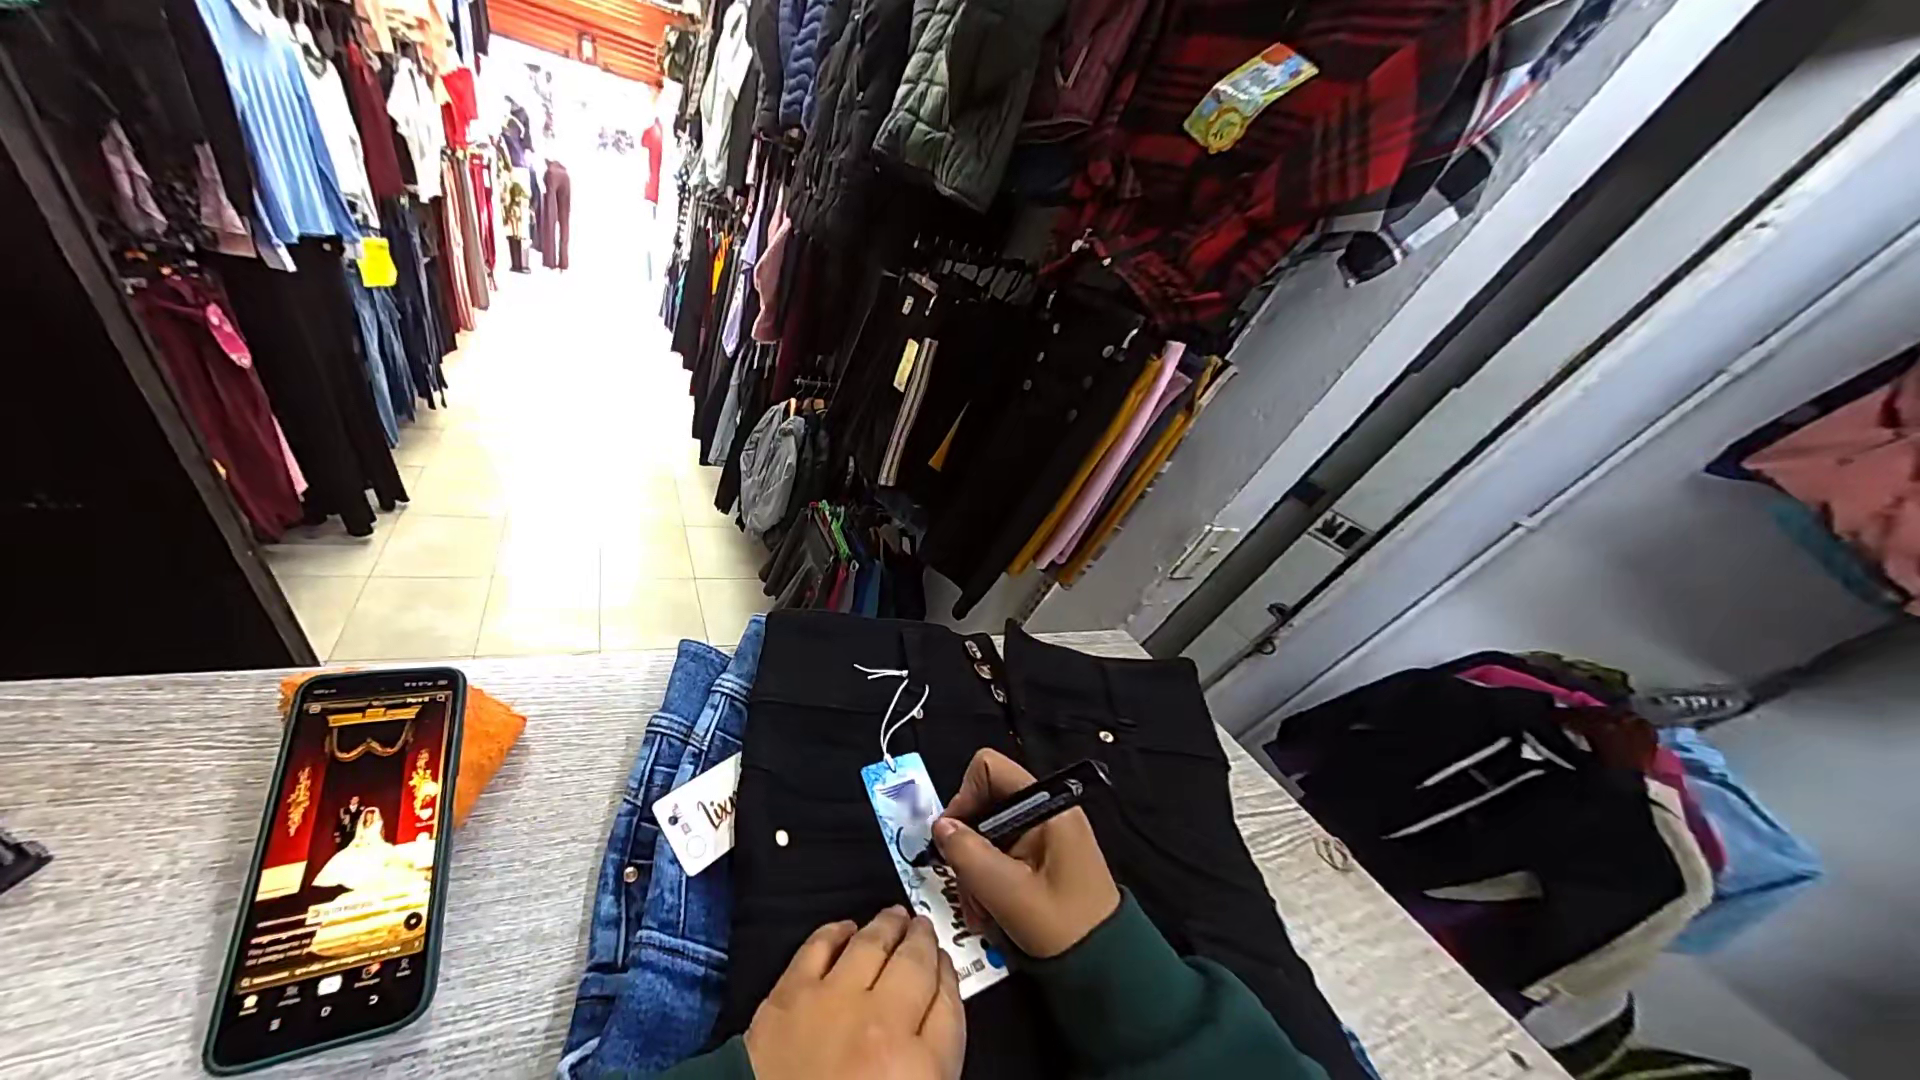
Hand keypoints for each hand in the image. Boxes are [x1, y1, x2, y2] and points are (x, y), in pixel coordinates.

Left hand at [744, 907, 965, 1079]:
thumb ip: (931, 1068)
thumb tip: (933, 1023)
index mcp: (920, 1071)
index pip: (949, 1006)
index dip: (949, 979)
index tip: (946, 966)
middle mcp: (884, 1026)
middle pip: (916, 964)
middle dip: (924, 941)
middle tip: (923, 927)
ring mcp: (835, 1004)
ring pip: (873, 944)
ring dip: (887, 926)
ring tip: (894, 916)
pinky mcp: (790, 996)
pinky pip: (820, 946)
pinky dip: (836, 932)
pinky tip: (846, 929)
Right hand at [932, 749, 1120, 958]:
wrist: (1106, 966)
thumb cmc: (1065, 927)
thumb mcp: (1010, 893)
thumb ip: (970, 854)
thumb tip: (941, 827)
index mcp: (1046, 807)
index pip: (990, 769)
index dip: (965, 796)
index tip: (954, 838)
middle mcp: (1043, 811)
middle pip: (983, 803)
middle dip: (967, 846)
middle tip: (966, 888)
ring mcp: (1041, 833)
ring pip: (986, 832)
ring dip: (974, 870)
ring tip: (980, 910)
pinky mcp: (1038, 854)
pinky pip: (998, 852)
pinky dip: (986, 878)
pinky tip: (989, 909)